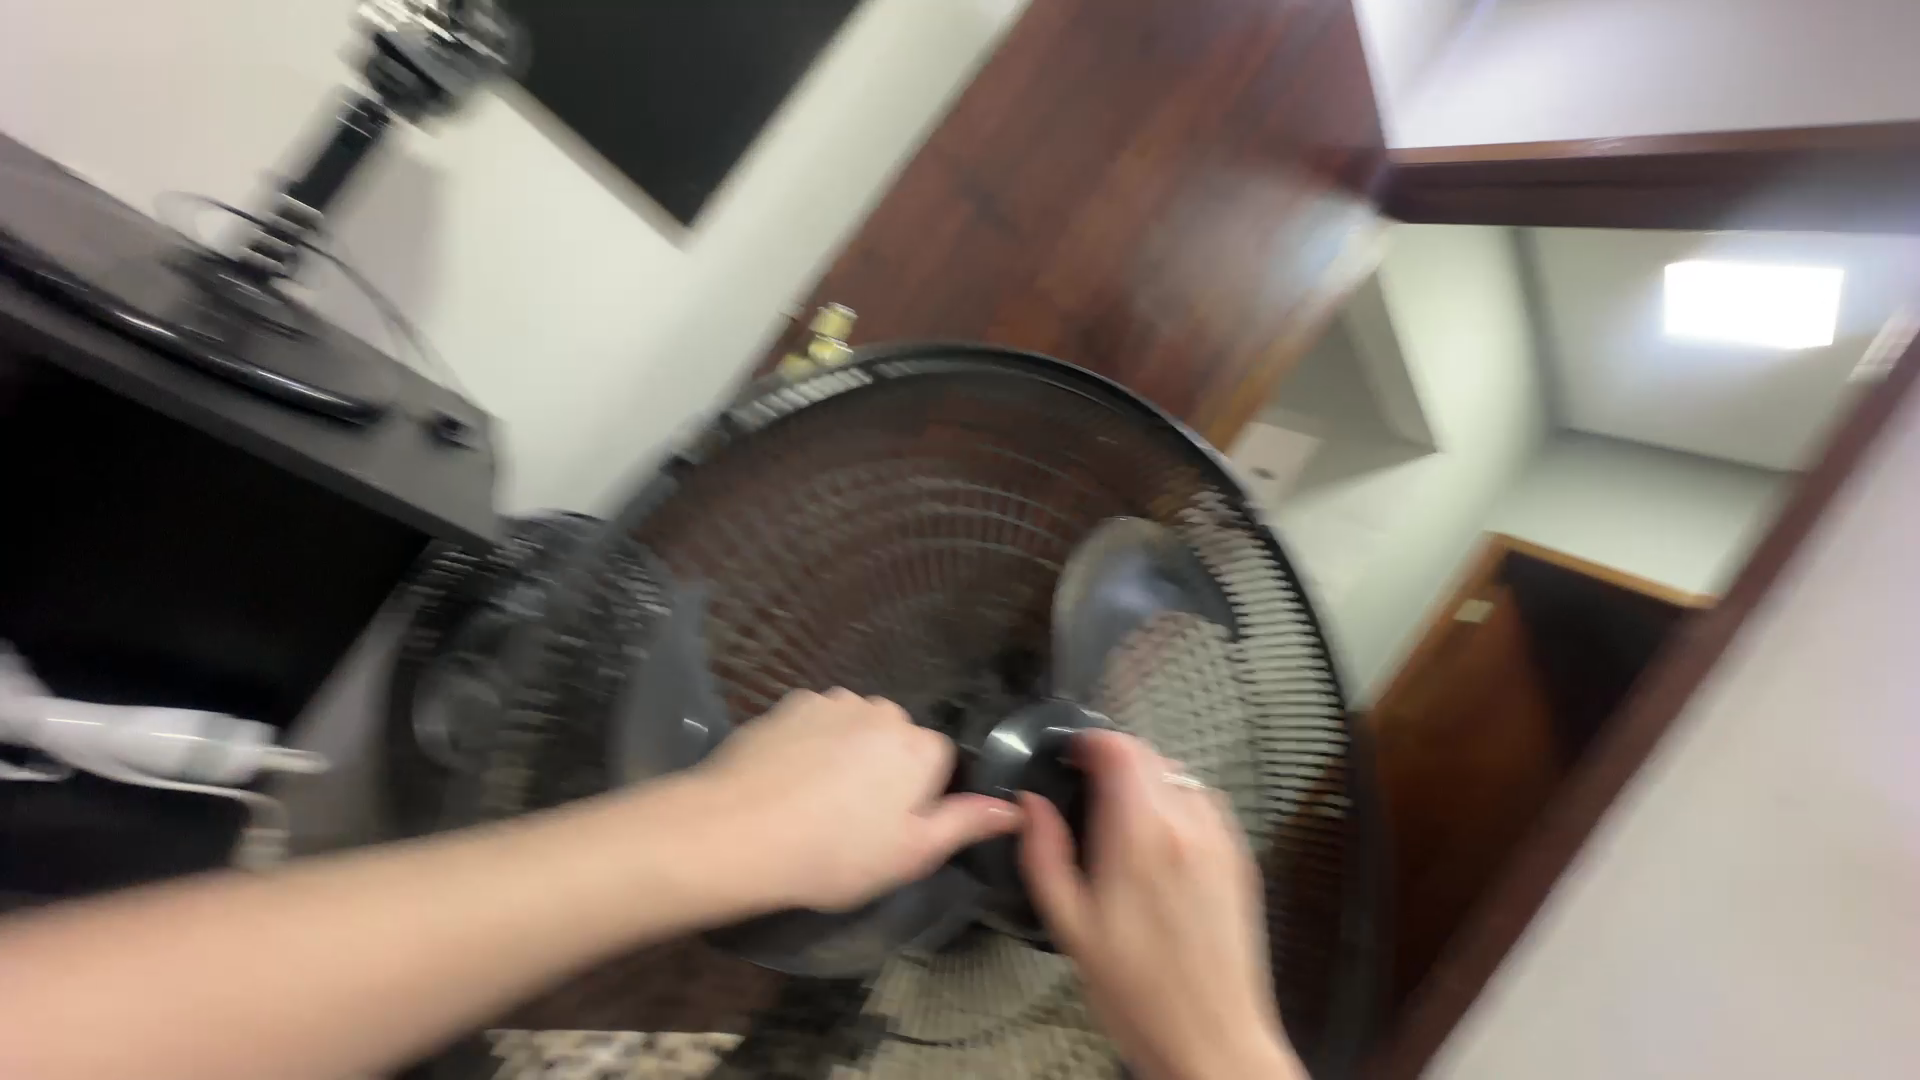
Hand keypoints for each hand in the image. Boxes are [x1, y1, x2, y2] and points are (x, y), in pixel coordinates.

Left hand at [691, 688, 1020, 912]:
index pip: (939, 762)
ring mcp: (836, 700)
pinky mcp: (793, 701)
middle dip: (885, 769)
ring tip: (815, 797)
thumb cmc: (835, 853)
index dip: (919, 797)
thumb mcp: (911, 853)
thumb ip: (966, 822)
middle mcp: (885, 710)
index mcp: (920, 746)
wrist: (739, 832)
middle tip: (852, 818)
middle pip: (898, 740)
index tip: (890, 828)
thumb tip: (1014, 807)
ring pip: (857, 727)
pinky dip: (812, 740)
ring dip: (848, 751)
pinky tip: (789, 775)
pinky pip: (818, 720)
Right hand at [1020, 731, 1304, 1079]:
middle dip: (1114, 755)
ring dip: (1147, 774)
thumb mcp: (1069, 925)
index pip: (1121, 751)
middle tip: (1088, 777)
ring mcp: (1218, 840)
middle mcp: (1185, 827)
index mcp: (1139, 838)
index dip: (1091, 741)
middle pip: (1150, 754)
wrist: (1213, 1040)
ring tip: (1121, 804)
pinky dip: (1178, 798)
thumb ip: (1044, 854)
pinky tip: (1159, 831)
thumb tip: (1030, 806)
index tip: (1073, 752)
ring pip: (1179, 773)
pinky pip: (1205, 801)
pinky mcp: (1238, 858)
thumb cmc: (1138, 991)